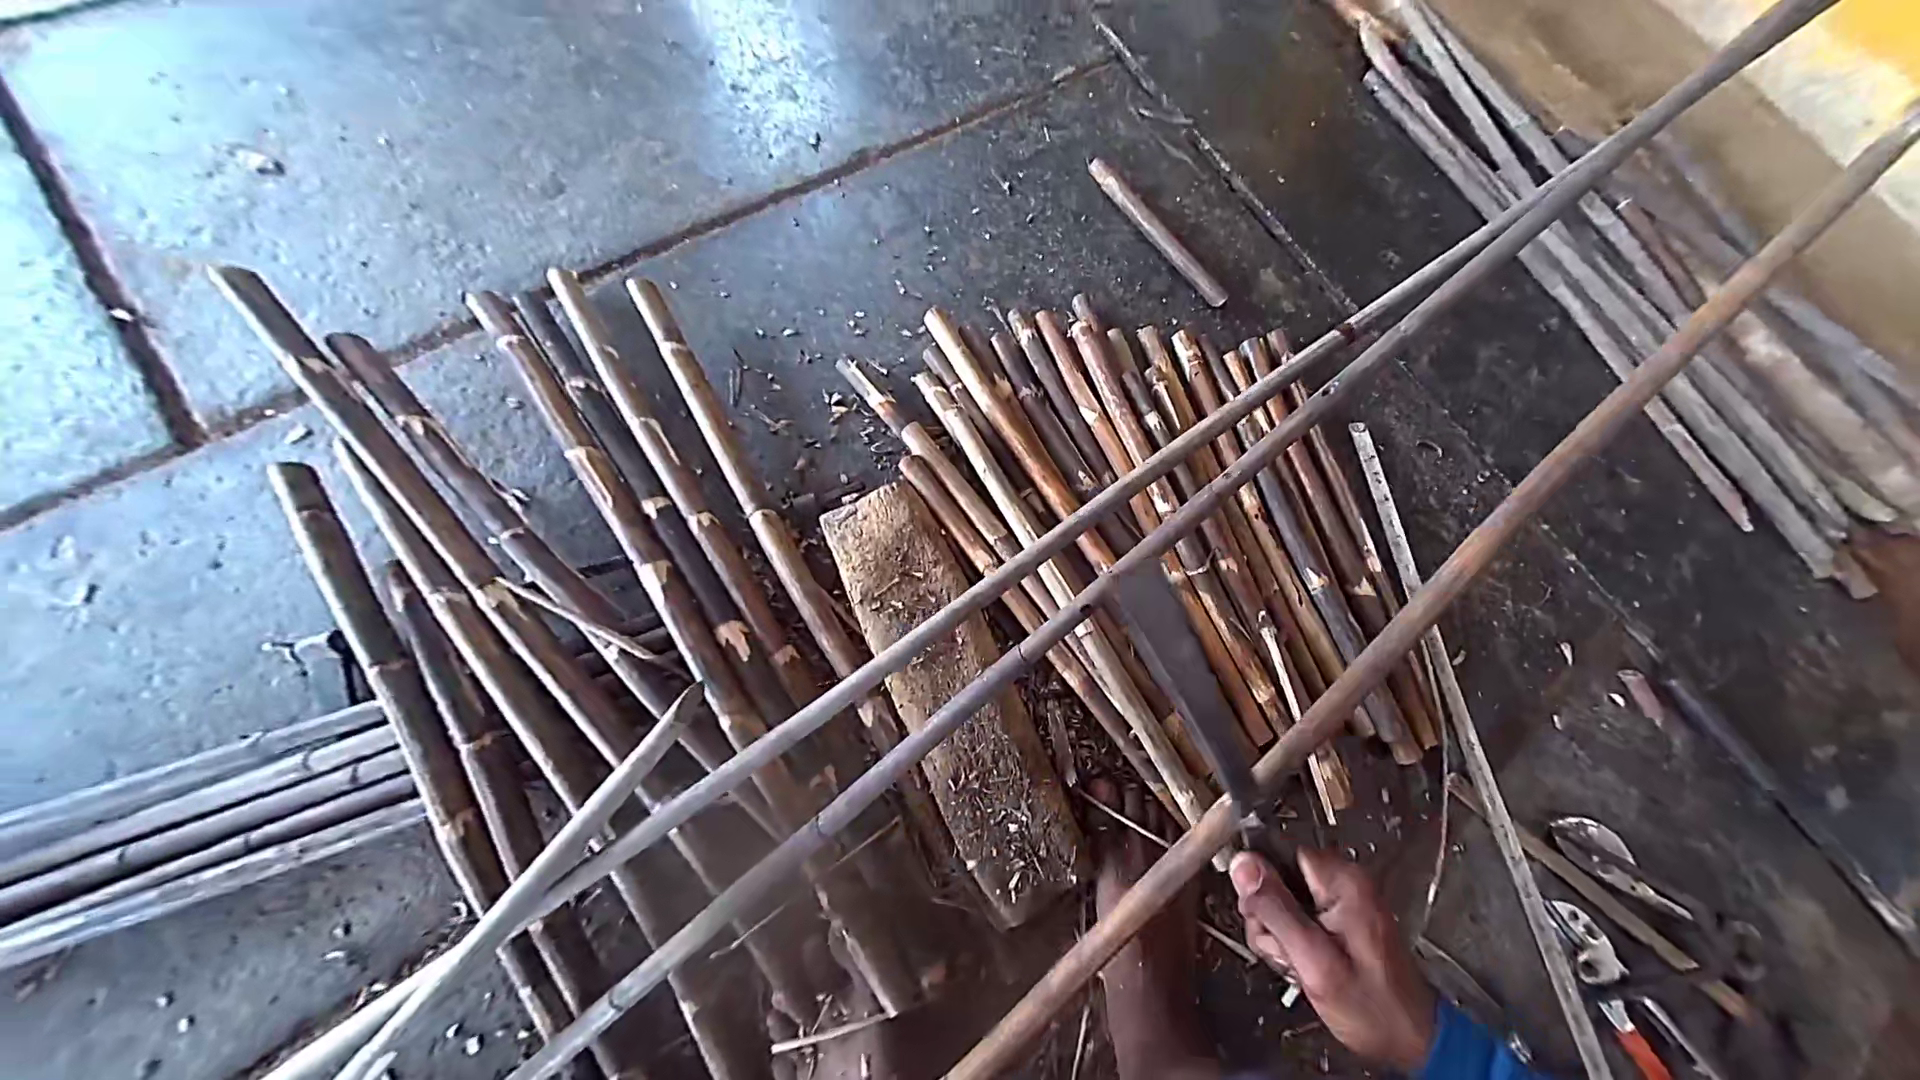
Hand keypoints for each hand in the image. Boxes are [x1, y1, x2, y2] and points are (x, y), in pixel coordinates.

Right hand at [1231, 848, 1435, 1071]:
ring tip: (1296, 960)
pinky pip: (1293, 909)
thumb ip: (1275, 909)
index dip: (1260, 883)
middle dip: (1267, 913)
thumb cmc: (1374, 1009)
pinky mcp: (1336, 912)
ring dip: (1275, 929)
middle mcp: (1342, 879)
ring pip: (1278, 893)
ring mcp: (1340, 896)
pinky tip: (1301, 960)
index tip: (1264, 916)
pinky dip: (1288, 935)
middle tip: (1286, 949)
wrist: (1413, 1044)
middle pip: (1274, 872)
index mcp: (1342, 880)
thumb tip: (1241, 863)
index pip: (1275, 849)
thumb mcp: (1314, 961)